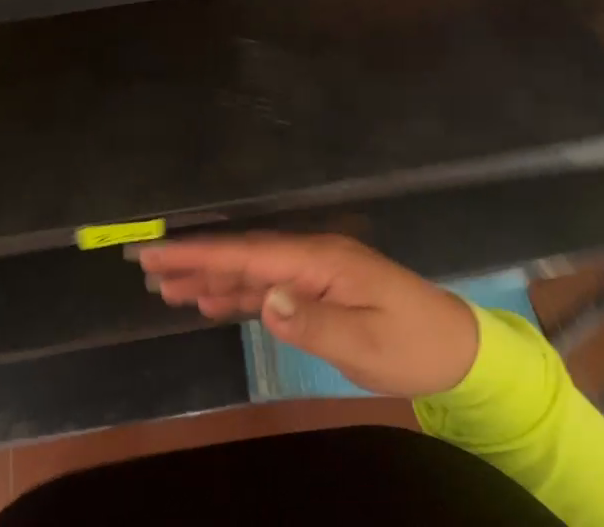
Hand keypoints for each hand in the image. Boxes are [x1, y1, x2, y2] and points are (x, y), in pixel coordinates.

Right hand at [139, 233, 480, 397]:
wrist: (459, 351)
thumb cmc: (415, 346)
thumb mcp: (367, 343)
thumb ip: (313, 321)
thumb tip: (265, 297)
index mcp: (323, 261)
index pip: (250, 253)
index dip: (201, 253)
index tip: (157, 252)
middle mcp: (313, 258)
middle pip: (243, 256)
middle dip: (194, 261)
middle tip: (145, 267)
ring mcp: (315, 274)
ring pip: (251, 272)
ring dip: (210, 279)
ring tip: (166, 288)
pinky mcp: (319, 292)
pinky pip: (267, 289)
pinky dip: (236, 295)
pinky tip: (210, 302)